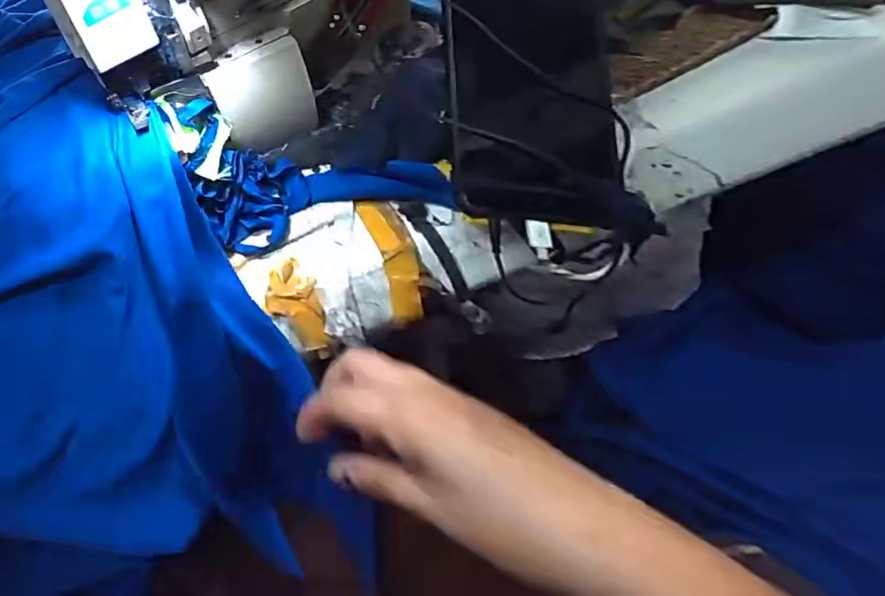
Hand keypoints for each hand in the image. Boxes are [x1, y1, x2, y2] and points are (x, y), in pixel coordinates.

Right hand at [297, 349, 539, 547]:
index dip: (312, 413)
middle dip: (331, 385)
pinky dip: (385, 397)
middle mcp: (418, 386)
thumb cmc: (498, 520)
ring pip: (382, 367)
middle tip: (326, 428)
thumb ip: (376, 478)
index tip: (299, 438)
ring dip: (358, 390)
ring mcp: (444, 389)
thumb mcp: (429, 506)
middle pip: (357, 362)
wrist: (585, 522)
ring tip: (359, 439)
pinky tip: (397, 441)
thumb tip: (335, 466)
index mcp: (403, 410)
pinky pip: (407, 382)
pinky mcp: (464, 400)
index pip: (339, 396)